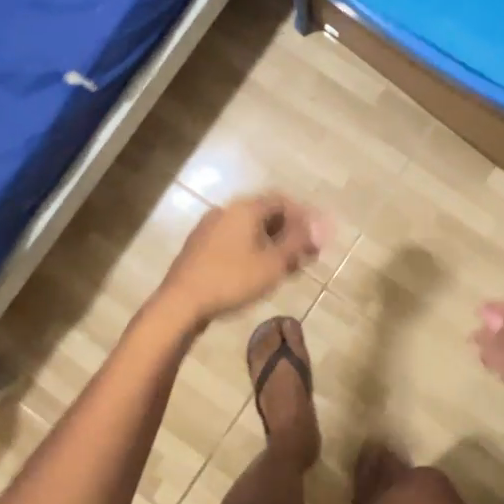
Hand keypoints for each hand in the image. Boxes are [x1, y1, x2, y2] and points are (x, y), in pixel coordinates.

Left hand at [158, 194, 326, 322]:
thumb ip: (299, 243)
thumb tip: (323, 226)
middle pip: (265, 214)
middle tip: (306, 253)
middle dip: (289, 231)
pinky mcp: (199, 247)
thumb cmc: (231, 280)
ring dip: (272, 243)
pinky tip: (259, 272)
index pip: (282, 200)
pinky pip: (234, 240)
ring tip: (286, 266)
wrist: (180, 303)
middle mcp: (226, 211)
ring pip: (249, 229)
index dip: (304, 216)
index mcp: (244, 208)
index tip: (319, 236)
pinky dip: (253, 250)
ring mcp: (209, 228)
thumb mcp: (272, 264)